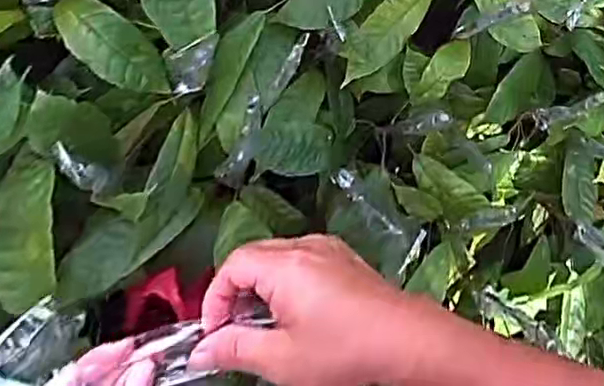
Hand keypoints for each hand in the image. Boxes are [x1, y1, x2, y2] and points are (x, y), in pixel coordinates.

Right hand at [187, 235, 456, 385]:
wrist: (400, 339)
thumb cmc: (346, 349)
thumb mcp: (282, 359)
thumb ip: (237, 348)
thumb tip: (204, 349)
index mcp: (286, 264)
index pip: (233, 264)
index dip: (215, 297)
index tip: (213, 332)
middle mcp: (304, 245)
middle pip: (252, 255)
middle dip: (234, 292)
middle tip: (231, 331)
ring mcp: (324, 247)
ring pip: (275, 256)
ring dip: (259, 286)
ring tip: (262, 327)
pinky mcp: (338, 255)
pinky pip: (299, 258)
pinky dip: (284, 280)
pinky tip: (291, 313)